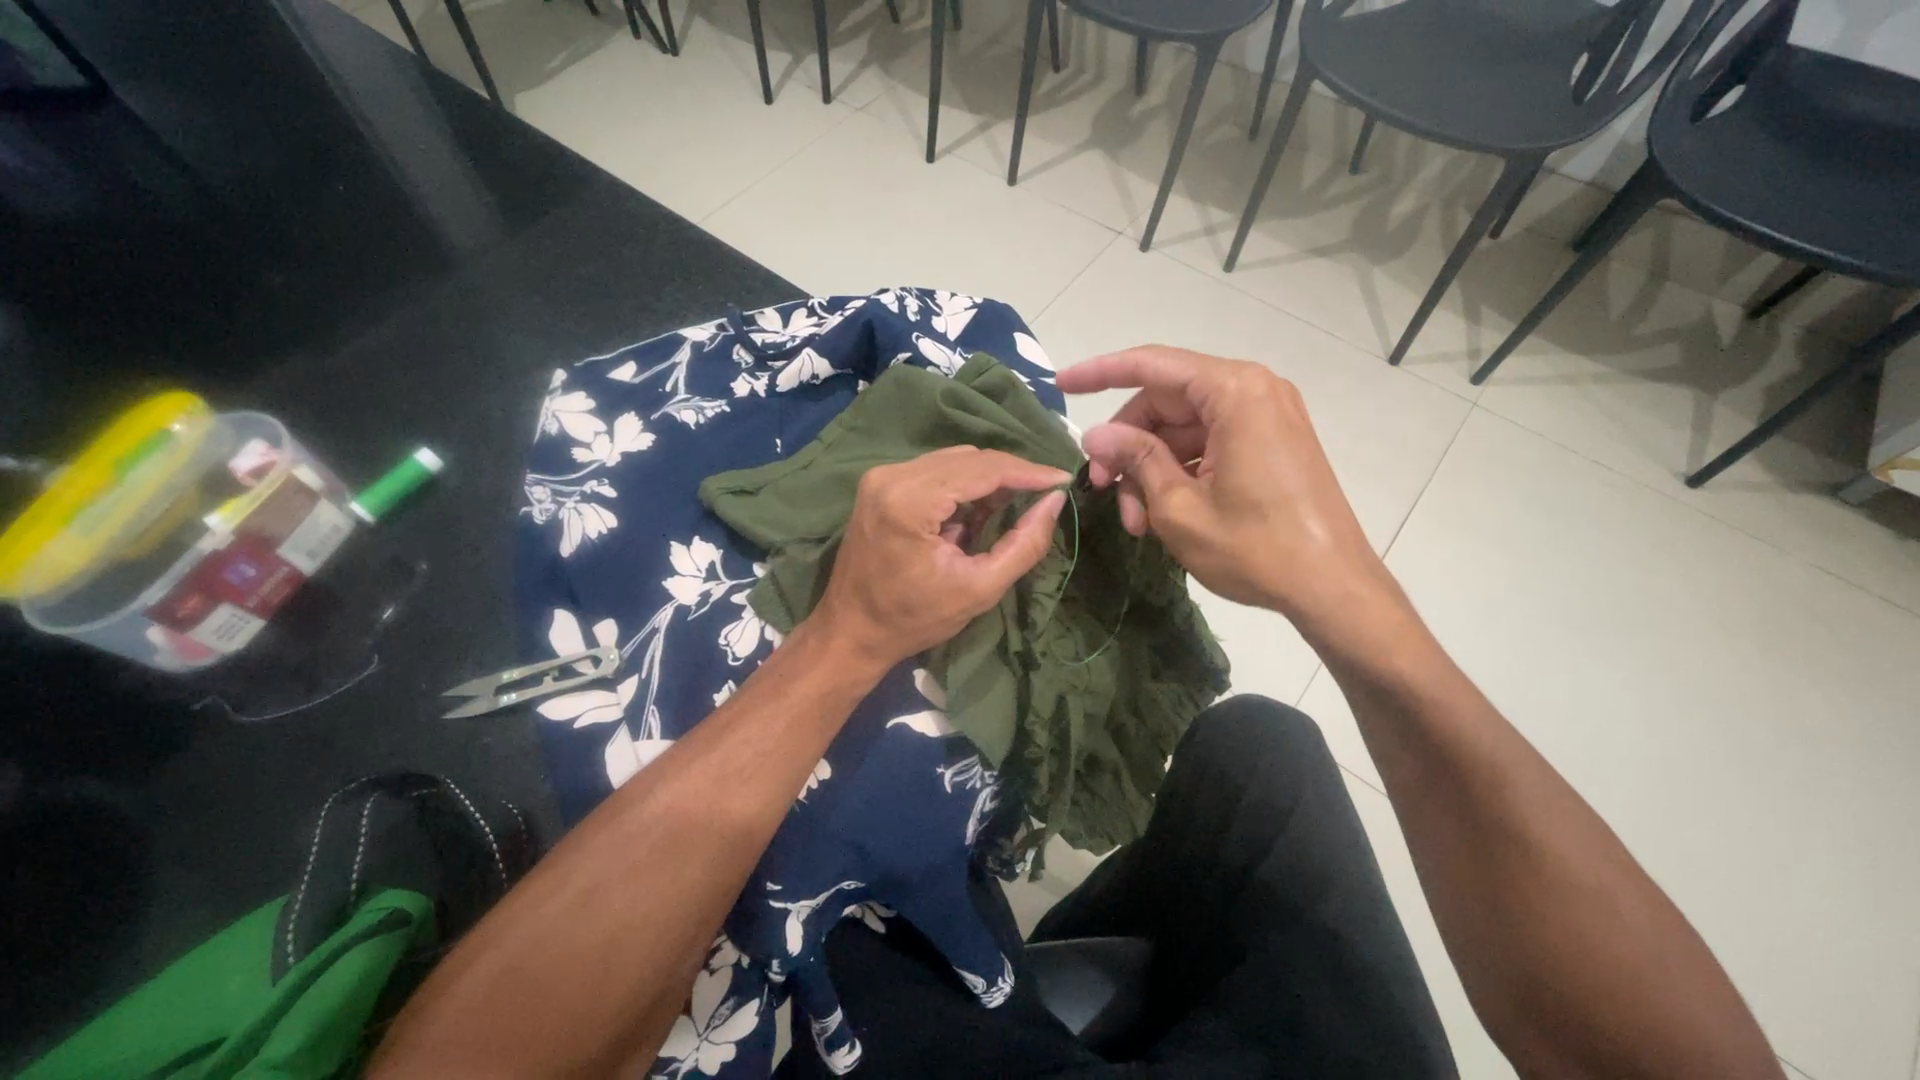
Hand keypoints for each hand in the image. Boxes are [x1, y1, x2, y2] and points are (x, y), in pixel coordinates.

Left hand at [810, 446, 1068, 670]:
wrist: (852, 631)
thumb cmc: (914, 619)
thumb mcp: (979, 588)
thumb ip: (1024, 544)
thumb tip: (1055, 499)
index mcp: (909, 500)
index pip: (982, 469)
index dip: (1028, 471)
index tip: (1064, 478)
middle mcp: (891, 476)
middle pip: (968, 458)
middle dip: (1011, 473)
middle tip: (1046, 493)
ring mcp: (882, 477)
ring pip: (953, 460)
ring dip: (989, 478)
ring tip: (1018, 503)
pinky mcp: (880, 484)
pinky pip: (935, 470)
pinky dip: (964, 484)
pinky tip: (983, 508)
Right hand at [1057, 345, 1399, 628]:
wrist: (1333, 588)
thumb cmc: (1255, 547)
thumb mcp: (1180, 508)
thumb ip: (1135, 460)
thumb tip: (1096, 434)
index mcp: (1235, 393)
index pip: (1152, 365)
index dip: (1100, 373)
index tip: (1060, 384)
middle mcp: (1254, 391)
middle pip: (1166, 401)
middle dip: (1128, 445)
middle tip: (1101, 489)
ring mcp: (1267, 417)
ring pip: (1184, 428)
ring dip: (1151, 468)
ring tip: (1136, 521)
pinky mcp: (1271, 444)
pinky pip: (1209, 443)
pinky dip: (1179, 472)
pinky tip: (1161, 515)